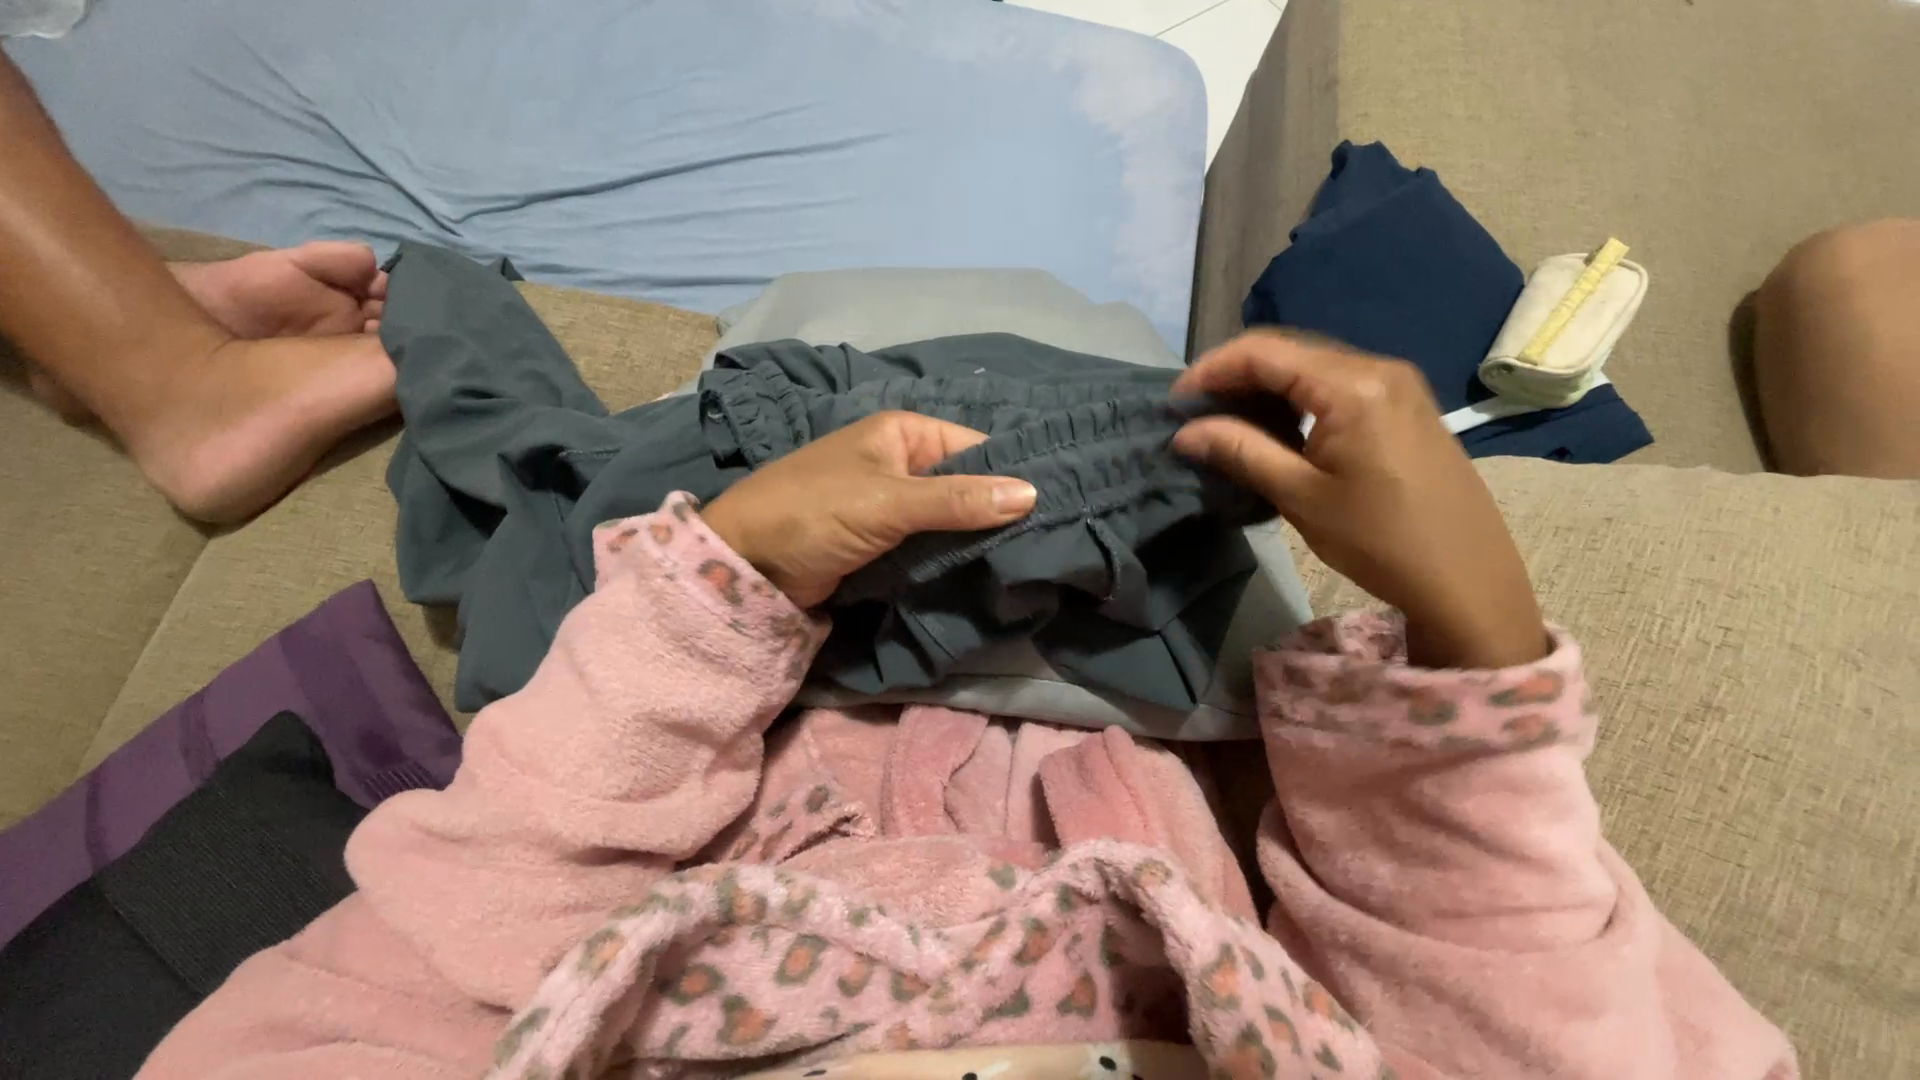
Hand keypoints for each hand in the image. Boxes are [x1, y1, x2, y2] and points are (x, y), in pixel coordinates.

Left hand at [701, 412, 1039, 608]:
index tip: (1056, 507)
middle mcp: (903, 462)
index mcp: (904, 434)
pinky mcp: (884, 541)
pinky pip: (929, 544)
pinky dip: (951, 557)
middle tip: (1048, 542)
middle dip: (997, 512)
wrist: (745, 562)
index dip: (1012, 476)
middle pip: (966, 484)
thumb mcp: (888, 503)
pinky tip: (986, 573)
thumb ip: (957, 500)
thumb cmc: (813, 513)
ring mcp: (894, 504)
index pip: (976, 448)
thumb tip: (1031, 494)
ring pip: (950, 518)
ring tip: (1028, 561)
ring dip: (976, 539)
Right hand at [1172, 331, 1548, 668]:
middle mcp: (1378, 367)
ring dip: (1262, 386)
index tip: (1175, 404)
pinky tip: (1274, 426)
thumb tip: (1186, 431)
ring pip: (1311, 365)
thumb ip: (1240, 451)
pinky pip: (1335, 382)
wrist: (1466, 576)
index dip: (1211, 370)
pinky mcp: (1404, 403)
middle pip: (1287, 350)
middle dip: (1233, 375)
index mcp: (1352, 385)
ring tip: (1224, 422)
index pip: (1264, 351)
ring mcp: (1397, 383)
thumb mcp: (1300, 496)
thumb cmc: (1379, 539)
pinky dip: (1295, 396)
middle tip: (1194, 414)